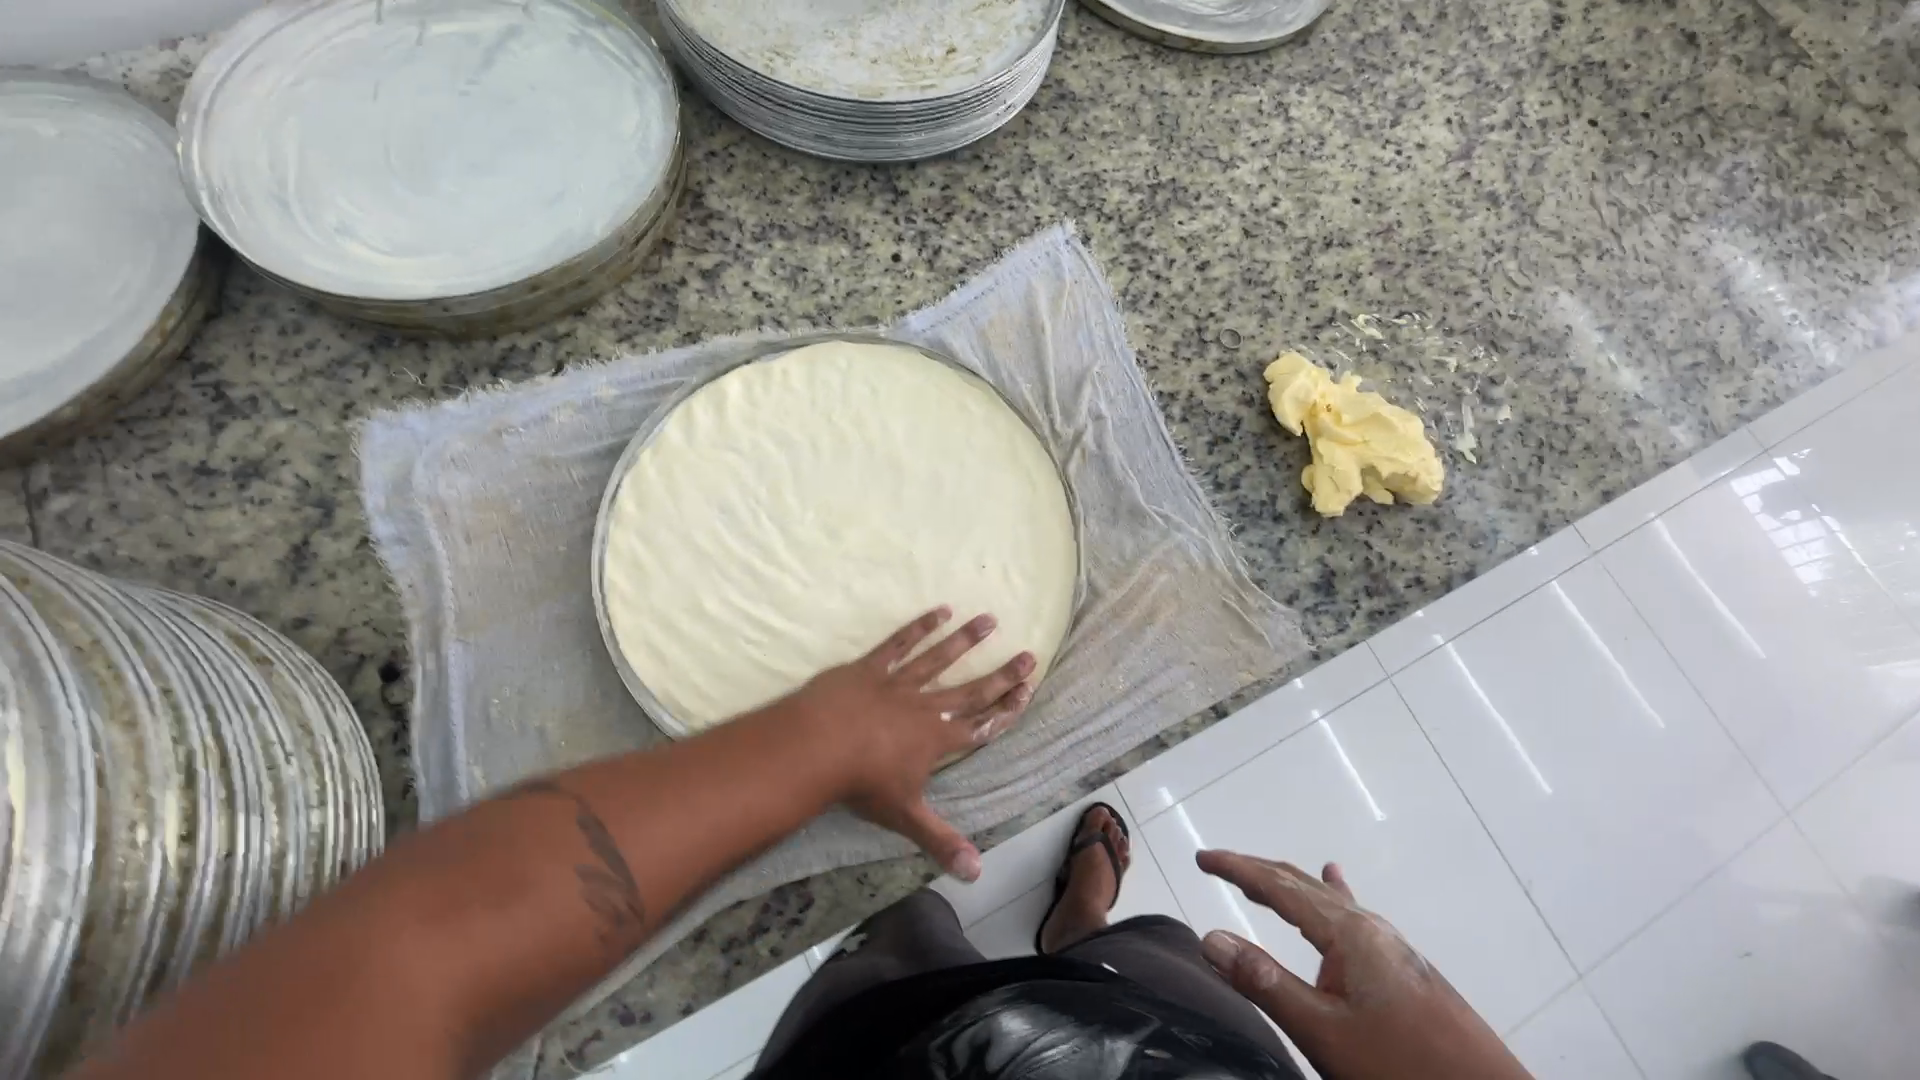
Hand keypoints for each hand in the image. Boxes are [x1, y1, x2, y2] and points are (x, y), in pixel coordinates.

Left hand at [784, 606, 1033, 881]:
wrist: (817, 745)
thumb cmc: (861, 783)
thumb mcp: (904, 816)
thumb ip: (940, 840)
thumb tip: (976, 873)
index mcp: (936, 740)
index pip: (981, 724)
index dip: (1007, 708)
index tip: (1028, 689)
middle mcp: (924, 707)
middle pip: (970, 689)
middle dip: (1001, 674)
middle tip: (1028, 654)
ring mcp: (898, 683)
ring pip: (939, 658)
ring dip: (966, 640)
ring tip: (990, 620)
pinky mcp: (871, 667)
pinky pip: (900, 643)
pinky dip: (920, 627)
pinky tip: (940, 611)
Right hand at [1196, 852, 1533, 1079]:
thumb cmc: (1400, 1067)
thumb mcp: (1323, 1033)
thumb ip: (1265, 983)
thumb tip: (1210, 936)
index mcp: (1348, 934)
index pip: (1280, 886)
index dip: (1237, 868)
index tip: (1201, 858)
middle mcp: (1369, 929)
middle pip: (1302, 884)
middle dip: (1256, 871)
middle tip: (1215, 865)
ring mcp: (1390, 947)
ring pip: (1326, 900)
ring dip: (1286, 886)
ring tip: (1255, 879)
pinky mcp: (1402, 969)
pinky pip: (1352, 915)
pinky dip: (1329, 894)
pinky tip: (1338, 881)